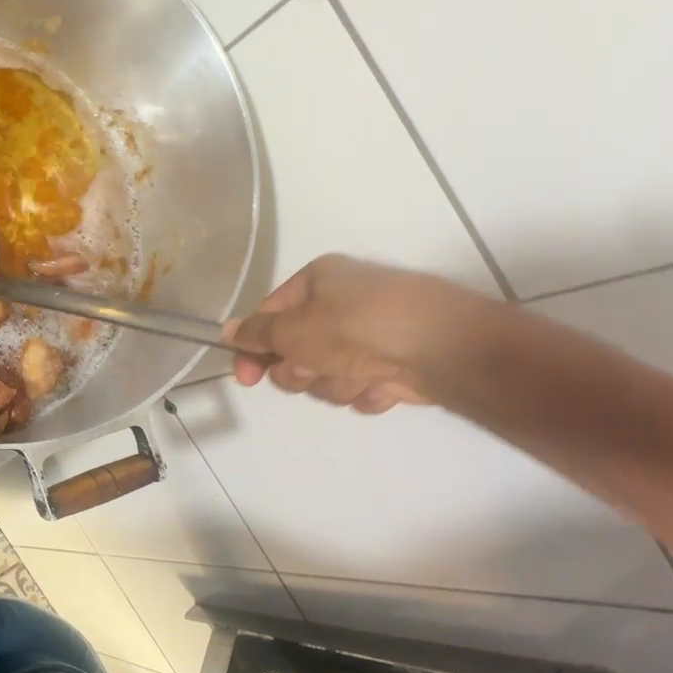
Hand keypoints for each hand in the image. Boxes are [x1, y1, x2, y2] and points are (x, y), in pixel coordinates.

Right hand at [222, 254, 493, 413]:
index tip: (249, 378)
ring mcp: (371, 334)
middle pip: (294, 351)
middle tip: (313, 371)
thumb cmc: (357, 327)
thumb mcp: (290, 329)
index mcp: (318, 282)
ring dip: (333, 383)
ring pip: (325, 374)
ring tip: (359, 376)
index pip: (267, 318)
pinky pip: (360, 385)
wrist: (444, 348)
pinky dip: (366, 390)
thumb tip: (229, 330)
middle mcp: (344, 303)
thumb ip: (255, 333)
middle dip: (300, 371)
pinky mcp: (394, 362)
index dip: (253, 351)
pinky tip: (382, 384)